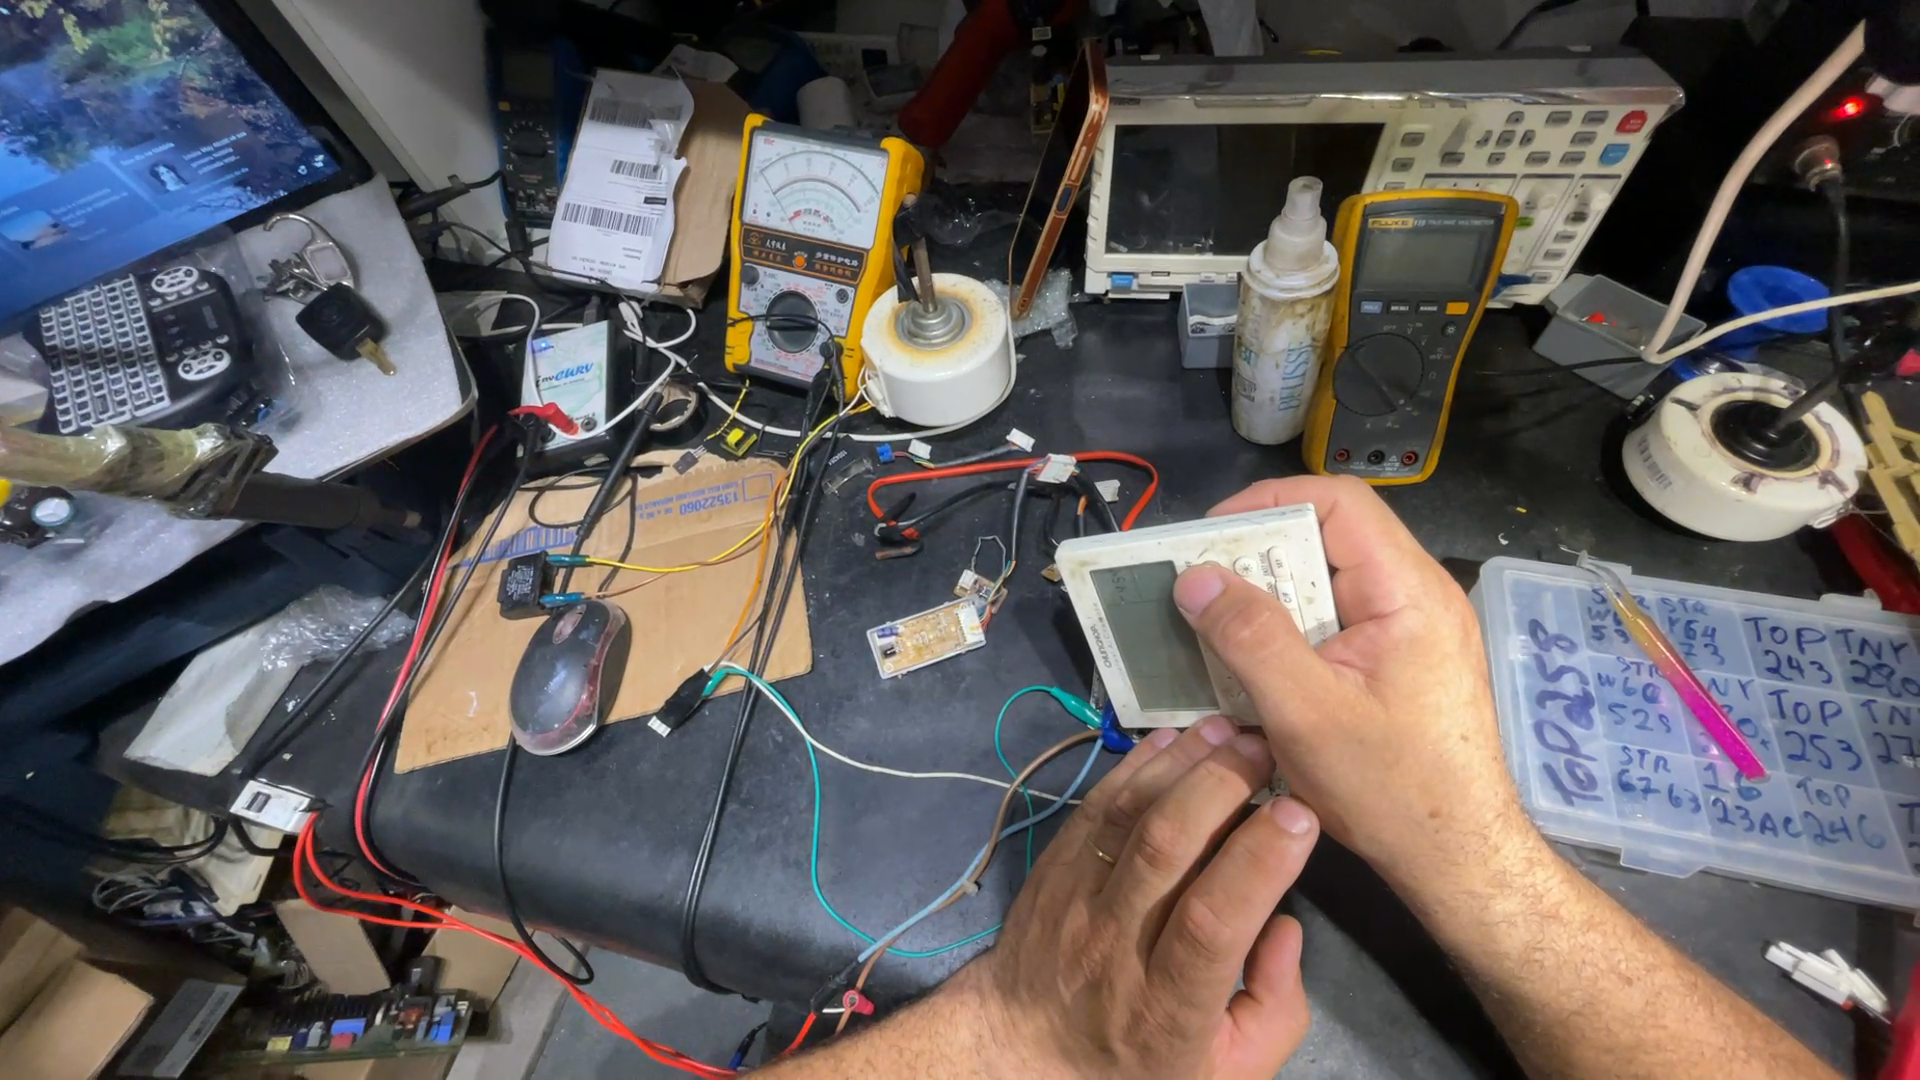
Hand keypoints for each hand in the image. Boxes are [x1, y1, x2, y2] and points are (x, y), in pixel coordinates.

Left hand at [941, 717, 1320, 1079]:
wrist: (1024, 1040)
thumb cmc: (1138, 1060)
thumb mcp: (1227, 1071)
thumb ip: (1276, 1006)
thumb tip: (1287, 922)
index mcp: (1166, 1007)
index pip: (1211, 922)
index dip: (1256, 861)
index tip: (1299, 813)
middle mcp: (1115, 941)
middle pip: (1165, 848)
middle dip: (1220, 787)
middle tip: (1266, 748)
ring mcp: (1076, 894)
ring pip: (1127, 814)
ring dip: (1179, 763)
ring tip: (1226, 728)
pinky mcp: (1055, 861)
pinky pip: (1096, 803)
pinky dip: (1136, 765)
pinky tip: (1174, 738)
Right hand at [1171, 476, 1536, 893]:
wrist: (1458, 860)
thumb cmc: (1390, 789)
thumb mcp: (1306, 712)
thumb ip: (1250, 637)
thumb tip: (1193, 576)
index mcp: (1406, 592)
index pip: (1337, 503)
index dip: (1267, 502)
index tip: (1209, 537)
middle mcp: (1413, 595)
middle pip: (1328, 535)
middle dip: (1256, 550)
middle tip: (1199, 582)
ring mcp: (1406, 627)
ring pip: (1324, 577)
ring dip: (1265, 590)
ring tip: (1213, 618)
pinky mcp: (1393, 657)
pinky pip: (1329, 614)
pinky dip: (1283, 623)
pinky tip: (1250, 655)